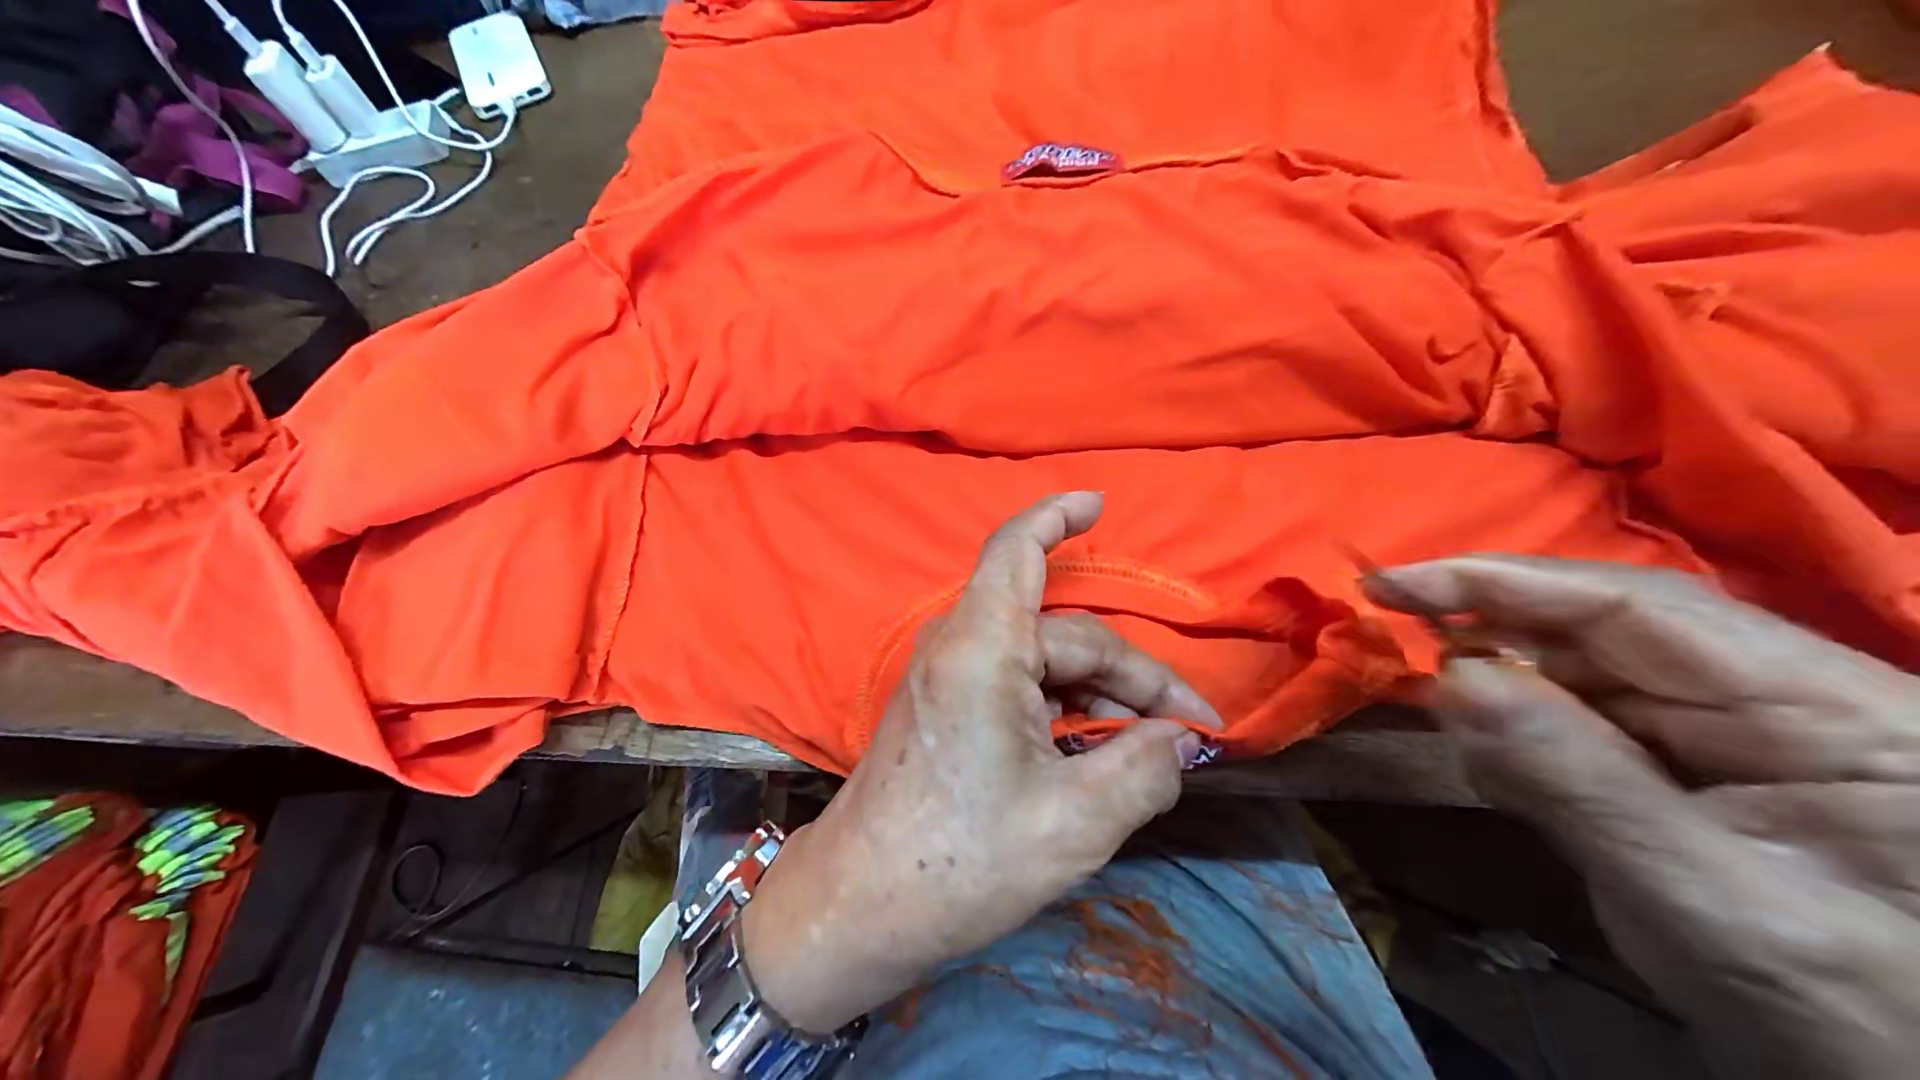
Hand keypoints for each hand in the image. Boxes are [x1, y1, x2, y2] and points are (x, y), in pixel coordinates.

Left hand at [742, 492, 1220, 1033]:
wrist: (860, 907)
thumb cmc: (961, 862)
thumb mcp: (1074, 822)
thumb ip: (1142, 770)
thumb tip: (1180, 742)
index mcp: (983, 651)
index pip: (1018, 553)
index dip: (1057, 518)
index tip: (1098, 504)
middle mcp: (962, 649)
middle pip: (1065, 636)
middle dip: (1133, 677)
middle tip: (1192, 733)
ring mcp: (949, 680)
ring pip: (1045, 666)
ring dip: (1102, 698)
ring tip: (1149, 752)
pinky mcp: (946, 711)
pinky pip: (1019, 690)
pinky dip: (1065, 711)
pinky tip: (1096, 754)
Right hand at [1366, 556, 1919, 1079]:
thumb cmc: (1859, 1021)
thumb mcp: (1711, 907)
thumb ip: (1580, 784)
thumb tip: (1453, 679)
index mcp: (1834, 708)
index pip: (1636, 605)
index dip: (1499, 582)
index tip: (1387, 585)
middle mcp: (1784, 695)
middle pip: (1600, 630)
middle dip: (1488, 637)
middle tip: (1391, 648)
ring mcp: (1740, 731)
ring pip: (1583, 674)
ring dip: (1496, 689)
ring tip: (1436, 717)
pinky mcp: (1698, 764)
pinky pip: (1585, 721)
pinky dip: (1518, 734)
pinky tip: (1490, 760)